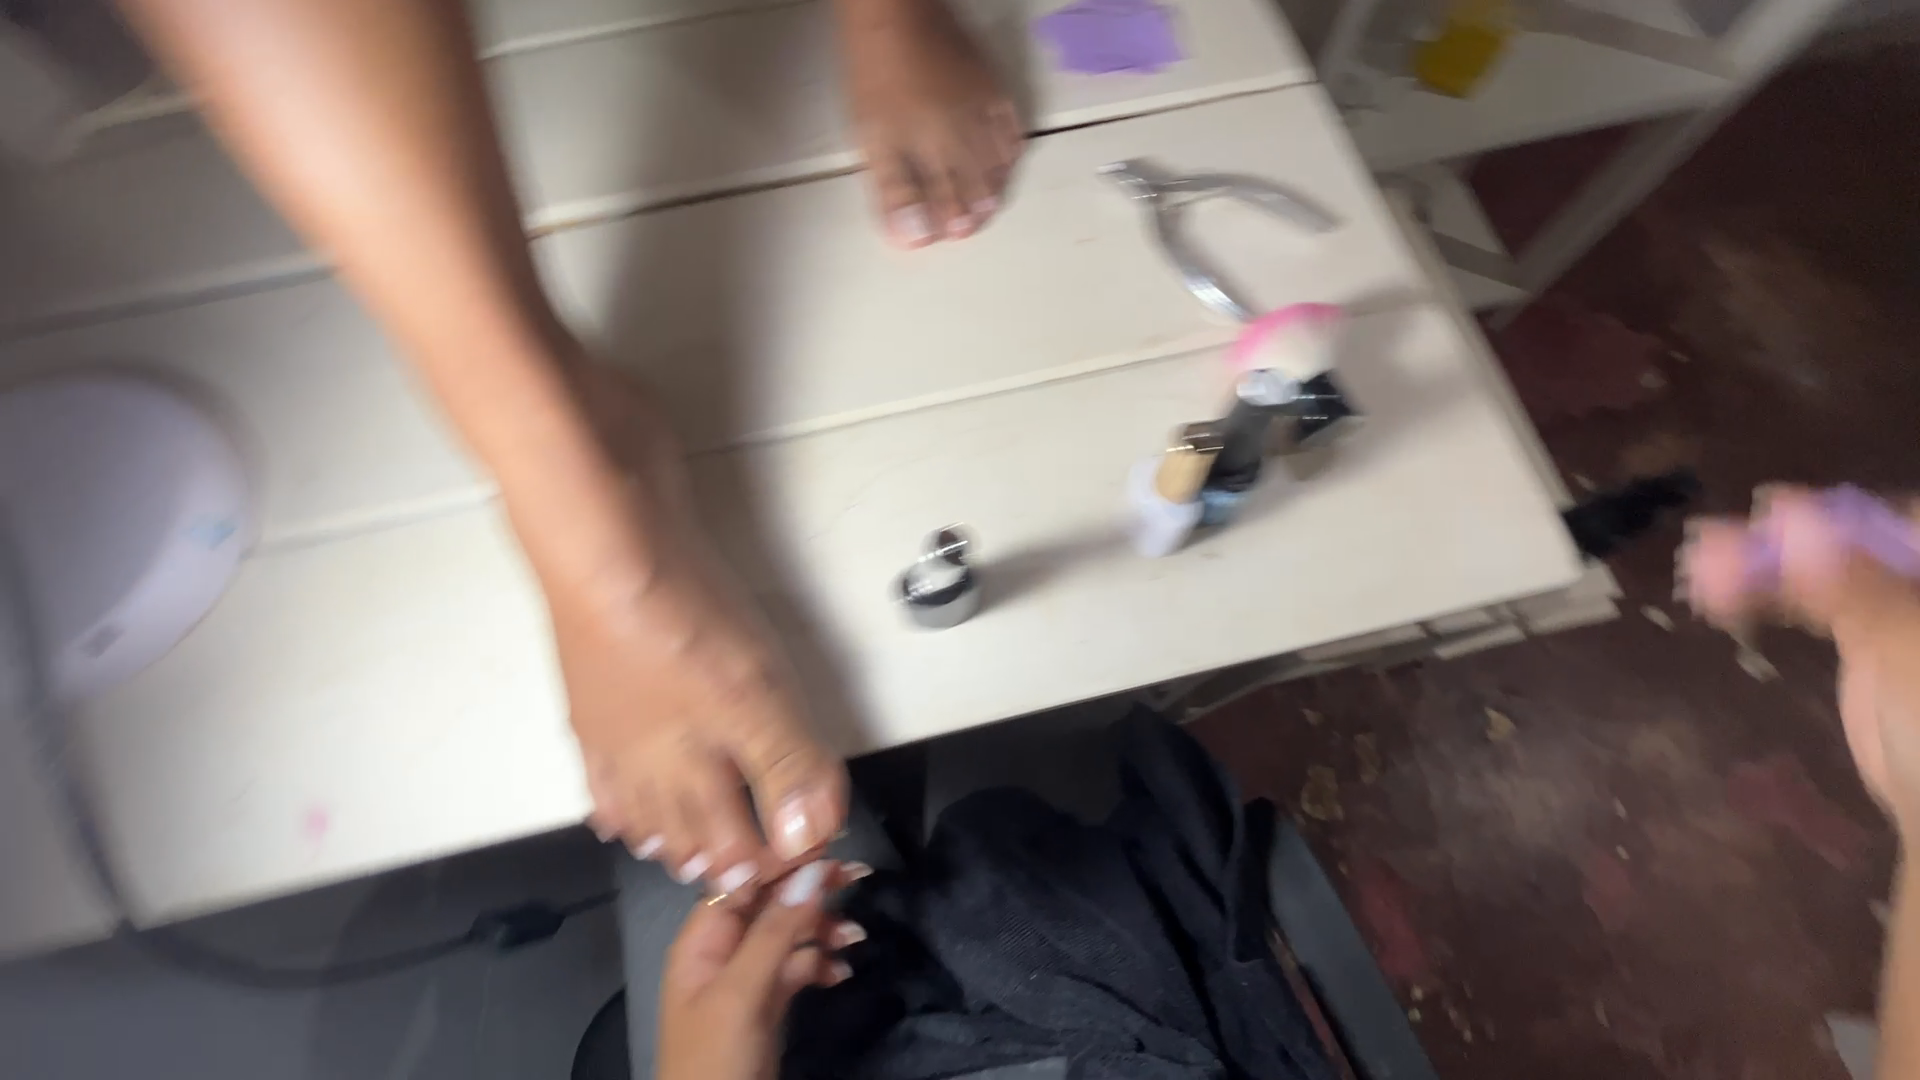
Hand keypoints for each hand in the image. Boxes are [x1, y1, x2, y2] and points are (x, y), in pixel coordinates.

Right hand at [555, 360, 848, 893]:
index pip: (729, 837)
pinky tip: (611, 792)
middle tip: (738, 873)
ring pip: (638, 797)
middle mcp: (640, 755)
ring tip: (676, 852)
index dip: (763, 859)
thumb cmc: (681, 618)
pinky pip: (601, 756)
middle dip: (716, 852)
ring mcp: (609, 718)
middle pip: (682, 823)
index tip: (789, 869)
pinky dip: (614, 789)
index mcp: (685, 764)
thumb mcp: (754, 692)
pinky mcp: (594, 676)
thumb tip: (807, 841)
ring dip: (664, 829)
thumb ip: (784, 763)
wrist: (601, 537)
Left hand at [658, 860, 864, 1079]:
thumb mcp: (742, 995)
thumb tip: (811, 871)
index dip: (784, 860)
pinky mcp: (767, 1001)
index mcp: (703, 938)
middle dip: (811, 890)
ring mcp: (746, 976)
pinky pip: (799, 965)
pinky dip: (821, 963)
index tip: (829, 845)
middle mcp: (723, 949)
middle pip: (771, 901)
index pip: (745, 878)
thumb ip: (775, 931)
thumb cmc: (713, 1064)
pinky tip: (842, 972)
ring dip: (823, 928)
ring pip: (790, 932)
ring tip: (856, 938)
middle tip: (857, 876)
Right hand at [1683, 488, 1919, 834]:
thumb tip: (1785, 510)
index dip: (1837, 513)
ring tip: (1694, 568)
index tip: (1765, 512)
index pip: (1903, 522)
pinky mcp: (1873, 645)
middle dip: (1780, 542)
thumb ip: (1853, 583)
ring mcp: (1906, 616)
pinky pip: (1814, 606)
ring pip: (1825, 574)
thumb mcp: (1909, 652)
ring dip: (1758, 569)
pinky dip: (1765, 598)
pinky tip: (1717, 595)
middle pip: (1856, 545)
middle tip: (1708, 542)